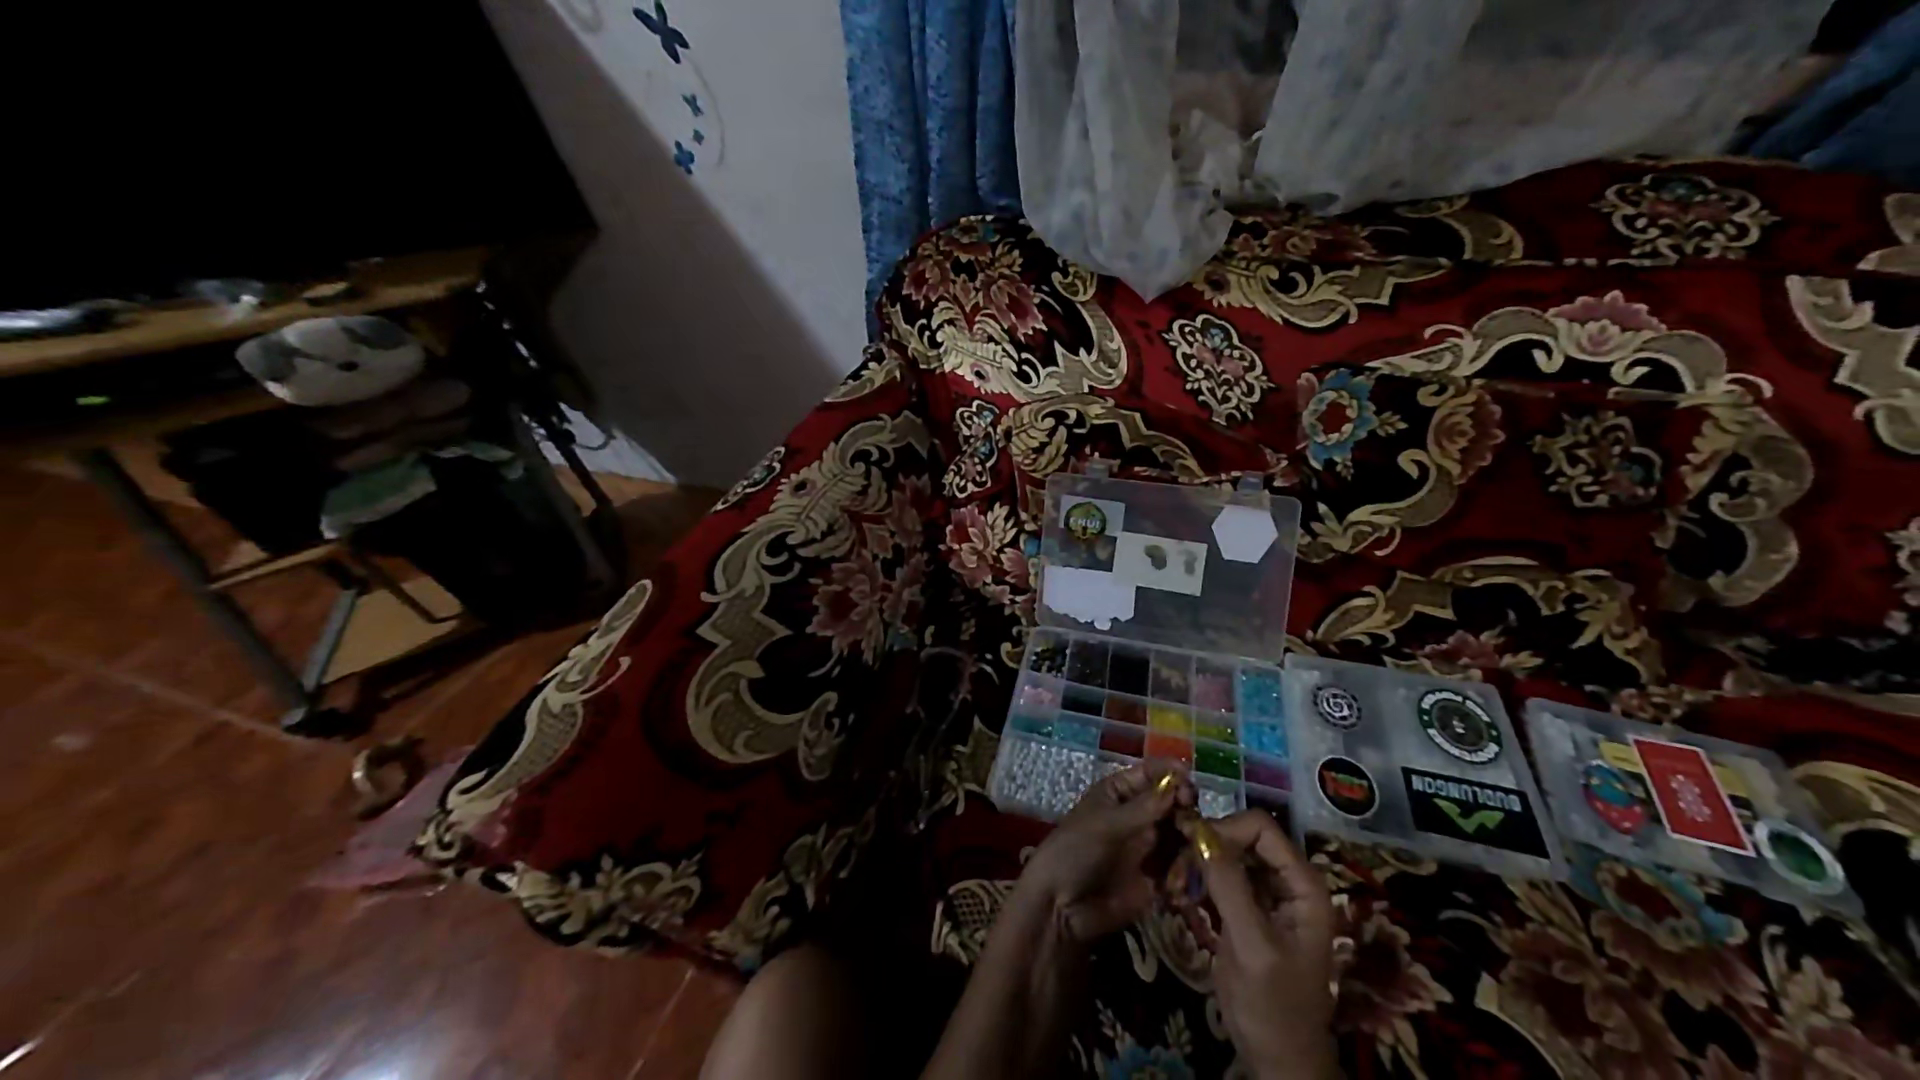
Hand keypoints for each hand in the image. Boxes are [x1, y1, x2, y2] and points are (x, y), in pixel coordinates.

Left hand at [1017, 760, 1189, 944]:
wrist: (1060, 906)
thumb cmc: (1075, 852)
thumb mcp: (1107, 825)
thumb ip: (1145, 807)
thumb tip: (1177, 785)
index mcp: (1119, 793)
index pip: (1151, 773)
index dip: (1172, 775)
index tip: (1188, 784)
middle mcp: (1137, 815)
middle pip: (1173, 803)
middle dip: (1185, 810)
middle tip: (1190, 823)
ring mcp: (1148, 846)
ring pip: (1181, 835)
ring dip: (1189, 842)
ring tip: (1189, 853)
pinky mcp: (1156, 877)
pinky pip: (1180, 868)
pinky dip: (1184, 872)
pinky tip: (1177, 883)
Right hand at [1194, 811, 1339, 1079]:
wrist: (1278, 1056)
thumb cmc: (1273, 1005)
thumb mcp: (1251, 945)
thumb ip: (1230, 886)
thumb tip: (1200, 833)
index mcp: (1303, 885)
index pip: (1261, 828)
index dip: (1225, 830)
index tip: (1190, 850)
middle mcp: (1288, 881)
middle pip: (1242, 835)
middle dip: (1207, 845)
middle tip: (1175, 869)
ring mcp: (1267, 894)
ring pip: (1228, 852)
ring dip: (1198, 861)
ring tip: (1174, 883)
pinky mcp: (1247, 908)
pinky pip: (1221, 874)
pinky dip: (1199, 876)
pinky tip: (1180, 891)